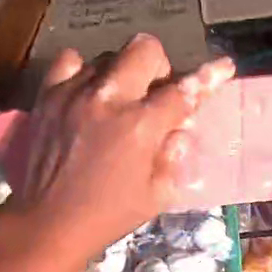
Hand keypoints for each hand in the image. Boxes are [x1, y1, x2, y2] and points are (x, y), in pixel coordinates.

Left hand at [6, 33, 233, 269]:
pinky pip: (70, 61)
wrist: (48, 222)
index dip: (208, 78)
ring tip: (118, 99)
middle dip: (159, 67)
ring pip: (109, 56)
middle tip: (155, 92)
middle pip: (145, 50)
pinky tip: (86, 92)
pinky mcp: (48, 95)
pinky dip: (84, 72)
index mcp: (142, 125)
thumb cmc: (109, 214)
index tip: (223, 67)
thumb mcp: (157, 194)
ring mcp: (76, 92)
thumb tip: (180, 127)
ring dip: (123, 73)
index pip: (184, 90)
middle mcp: (111, 99)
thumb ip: (174, 155)